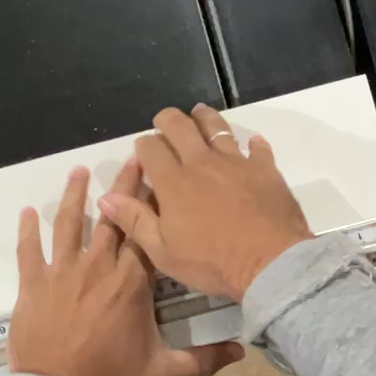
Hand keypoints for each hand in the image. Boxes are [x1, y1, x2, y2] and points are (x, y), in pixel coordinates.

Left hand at [8, 160, 244, 375]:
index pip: (149, 234)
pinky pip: (29, 250)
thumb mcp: (164, 373)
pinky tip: (28, 211)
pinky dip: (28, 230)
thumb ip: (204, 359)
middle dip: (125, 185)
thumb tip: (243, 351)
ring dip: (76, 195)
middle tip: (134, 158)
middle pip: (115, 217)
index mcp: (132, 283)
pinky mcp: (34, 284)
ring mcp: (63, 273)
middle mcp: (99, 267)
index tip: (165, 179)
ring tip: (79, 170)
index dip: (157, 206)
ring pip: (70, 224)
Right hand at [98, 104, 311, 301]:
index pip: (151, 148)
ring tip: (199, 113)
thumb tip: (106, 197)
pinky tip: (251, 143)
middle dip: (167, 120)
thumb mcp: (163, 251)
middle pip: (180, 126)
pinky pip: (256, 148)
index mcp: (173, 182)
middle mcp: (202, 162)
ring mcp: (236, 162)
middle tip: (164, 121)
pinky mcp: (264, 169)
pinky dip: (252, 144)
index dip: (143, 145)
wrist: (269, 261)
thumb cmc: (212, 262)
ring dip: (204, 118)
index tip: (142, 149)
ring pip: (216, 127)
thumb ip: (135, 221)